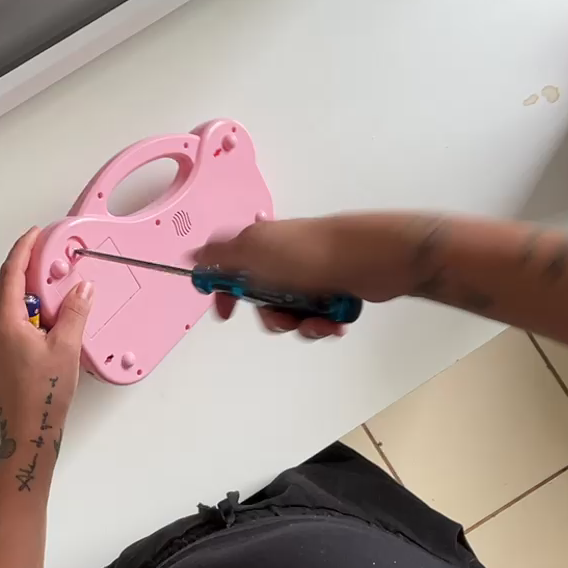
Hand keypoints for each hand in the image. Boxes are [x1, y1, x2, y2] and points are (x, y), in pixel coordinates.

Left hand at [0, 228, 93, 423]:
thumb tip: (82, 288)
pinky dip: (15, 315)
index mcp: (5, 321)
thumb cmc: (43, 392)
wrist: (28, 428)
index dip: (22, 249)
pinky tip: (40, 329)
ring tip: (46, 308)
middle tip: (44, 276)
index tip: (34, 235)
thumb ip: (74, 312)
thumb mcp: (66, 347)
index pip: (10, 273)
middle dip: (16, 274)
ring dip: (15, 296)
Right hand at [195, 215, 413, 338]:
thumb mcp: (253, 250)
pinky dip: (322, 324)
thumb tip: (194, 257)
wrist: (373, 258)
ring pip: (289, 313)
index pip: (230, 268)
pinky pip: (316, 318)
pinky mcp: (334, 290)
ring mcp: (310, 274)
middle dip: (269, 315)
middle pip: (260, 299)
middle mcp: (284, 258)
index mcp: (261, 244)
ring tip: (316, 319)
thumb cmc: (312, 252)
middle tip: (281, 314)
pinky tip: (333, 321)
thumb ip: (220, 256)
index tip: (225, 311)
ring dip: (299, 324)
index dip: (224, 291)